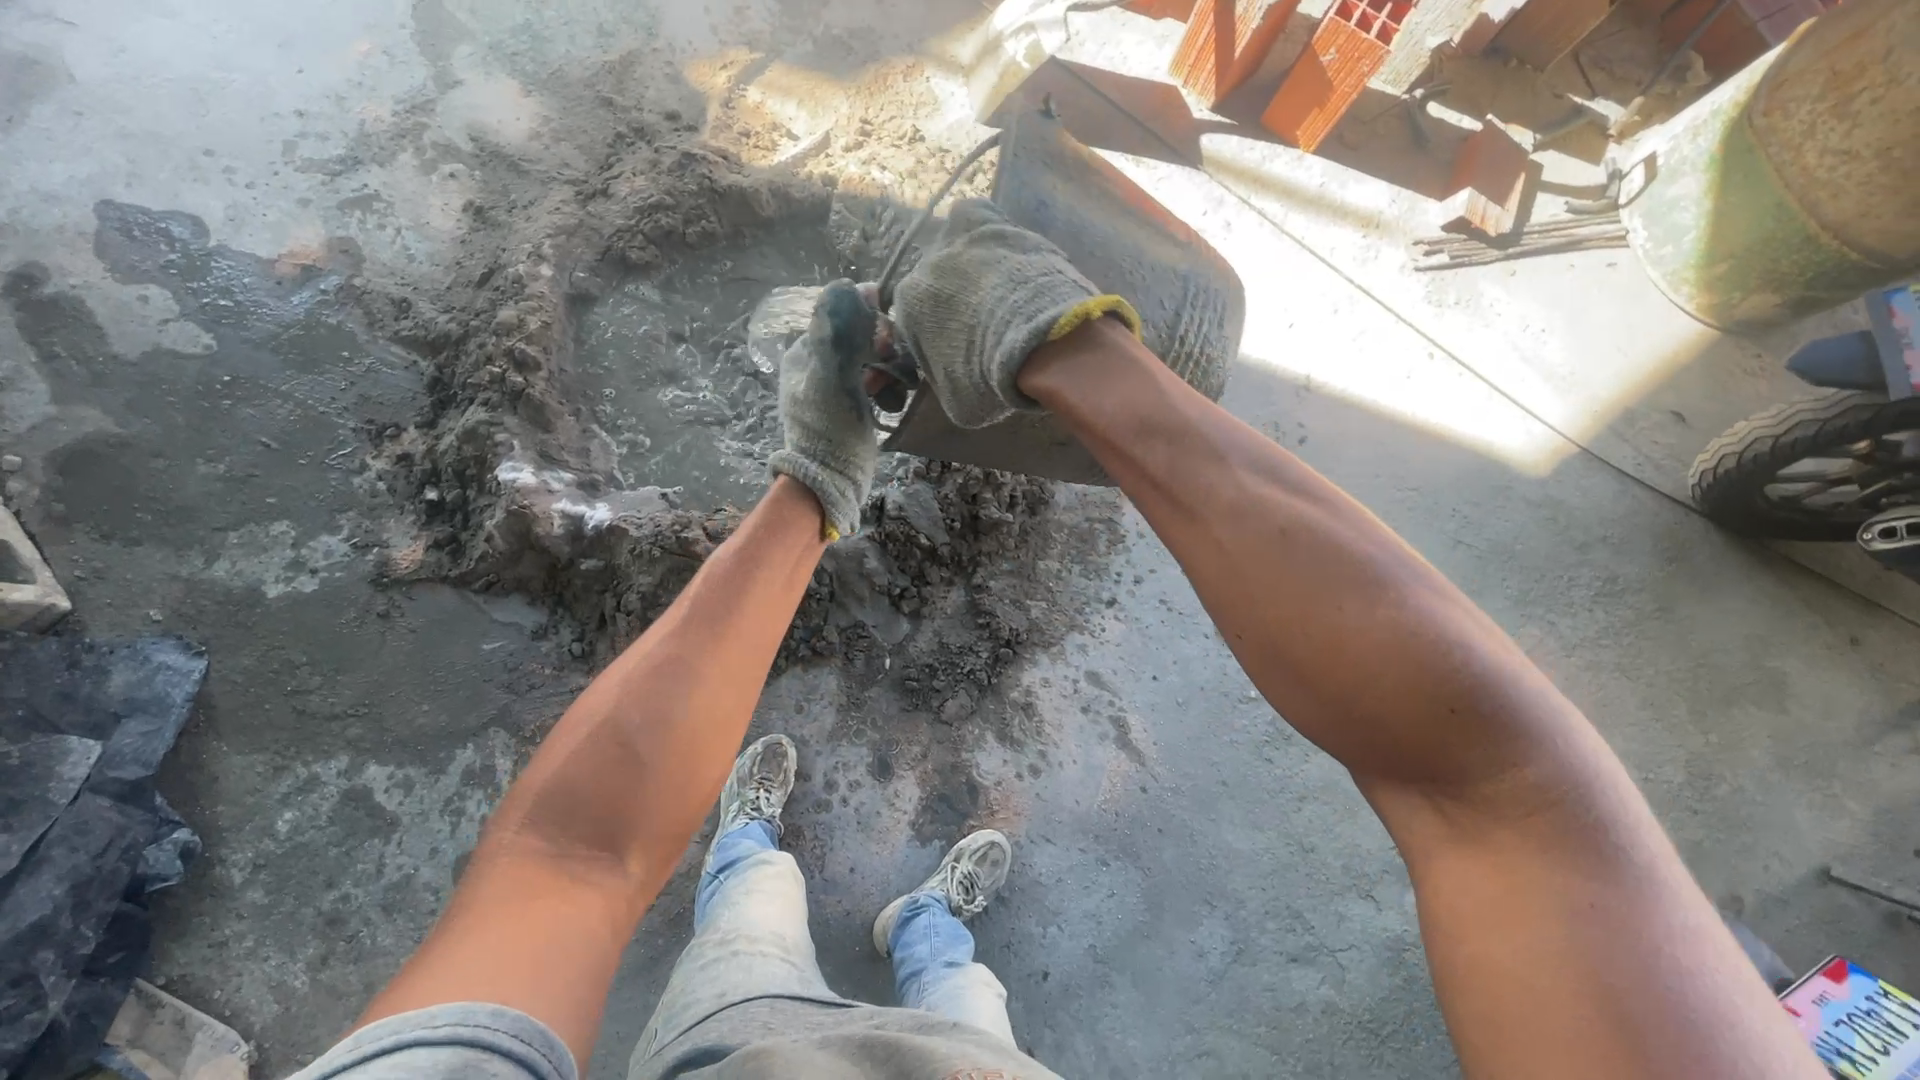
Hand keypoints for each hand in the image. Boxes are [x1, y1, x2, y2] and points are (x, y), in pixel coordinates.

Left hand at [768, 279, 881, 539]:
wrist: (829, 484)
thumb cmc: (830, 432)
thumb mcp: (834, 377)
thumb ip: (839, 332)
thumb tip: (849, 286)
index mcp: (805, 353)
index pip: (841, 315)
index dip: (869, 318)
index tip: (890, 335)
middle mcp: (815, 365)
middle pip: (857, 336)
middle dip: (883, 344)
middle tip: (899, 363)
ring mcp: (832, 387)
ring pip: (868, 359)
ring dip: (889, 365)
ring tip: (903, 382)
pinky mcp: (848, 407)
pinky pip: (871, 382)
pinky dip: (886, 384)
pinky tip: (896, 396)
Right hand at [891, 199, 1140, 429]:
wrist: (1037, 344)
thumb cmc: (991, 381)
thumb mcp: (958, 403)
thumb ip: (944, 381)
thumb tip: (949, 377)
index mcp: (908, 311)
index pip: (917, 317)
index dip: (941, 332)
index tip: (964, 345)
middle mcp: (921, 270)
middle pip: (937, 280)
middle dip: (958, 298)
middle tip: (990, 319)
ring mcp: (952, 241)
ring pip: (955, 248)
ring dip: (971, 264)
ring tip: (1004, 287)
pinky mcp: (984, 220)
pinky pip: (976, 216)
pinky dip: (985, 227)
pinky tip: (1008, 248)